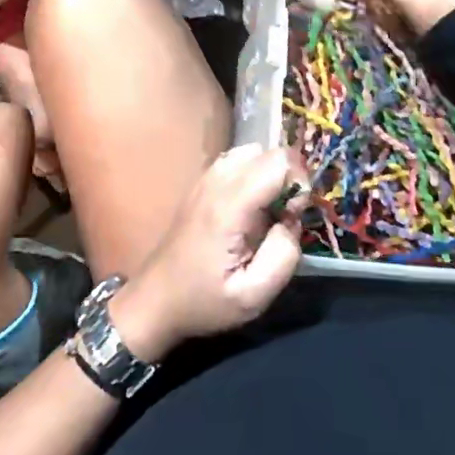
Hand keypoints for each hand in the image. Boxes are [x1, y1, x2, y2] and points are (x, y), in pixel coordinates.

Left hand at [109, 144, 307, 361]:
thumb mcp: (253, 297)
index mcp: (228, 207)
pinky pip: (236, 162)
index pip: (278, 162)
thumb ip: (284, 256)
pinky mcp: (200, 186)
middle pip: (268, 152)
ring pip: (252, 152)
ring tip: (267, 212)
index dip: (298, 184)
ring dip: (269, 175)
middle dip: (288, 178)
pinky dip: (252, 175)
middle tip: (283, 216)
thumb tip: (291, 222)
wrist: (155, 300)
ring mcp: (203, 181)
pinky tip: (248, 209)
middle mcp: (215, 183)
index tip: (294, 216)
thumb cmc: (203, 302)